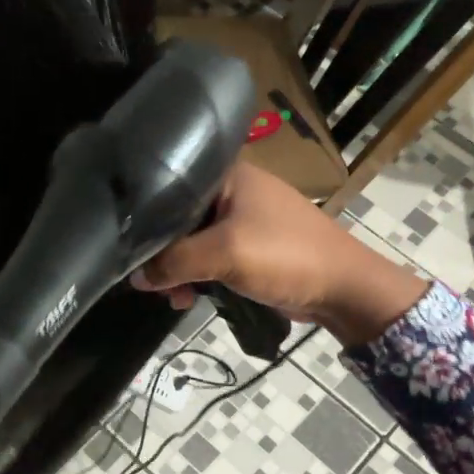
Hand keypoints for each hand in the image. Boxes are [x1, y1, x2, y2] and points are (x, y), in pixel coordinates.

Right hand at [130, 163, 428, 346]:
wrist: (345, 289)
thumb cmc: (285, 256)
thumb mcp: (223, 254)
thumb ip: (173, 262)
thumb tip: (135, 277)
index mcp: (229, 176)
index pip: (170, 189)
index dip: (146, 219)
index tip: (128, 248)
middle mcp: (232, 191)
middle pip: (177, 220)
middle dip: (162, 254)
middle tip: (154, 283)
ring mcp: (242, 219)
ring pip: (191, 242)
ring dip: (179, 271)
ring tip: (176, 297)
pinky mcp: (249, 246)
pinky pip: (208, 257)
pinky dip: (197, 276)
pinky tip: (189, 297)